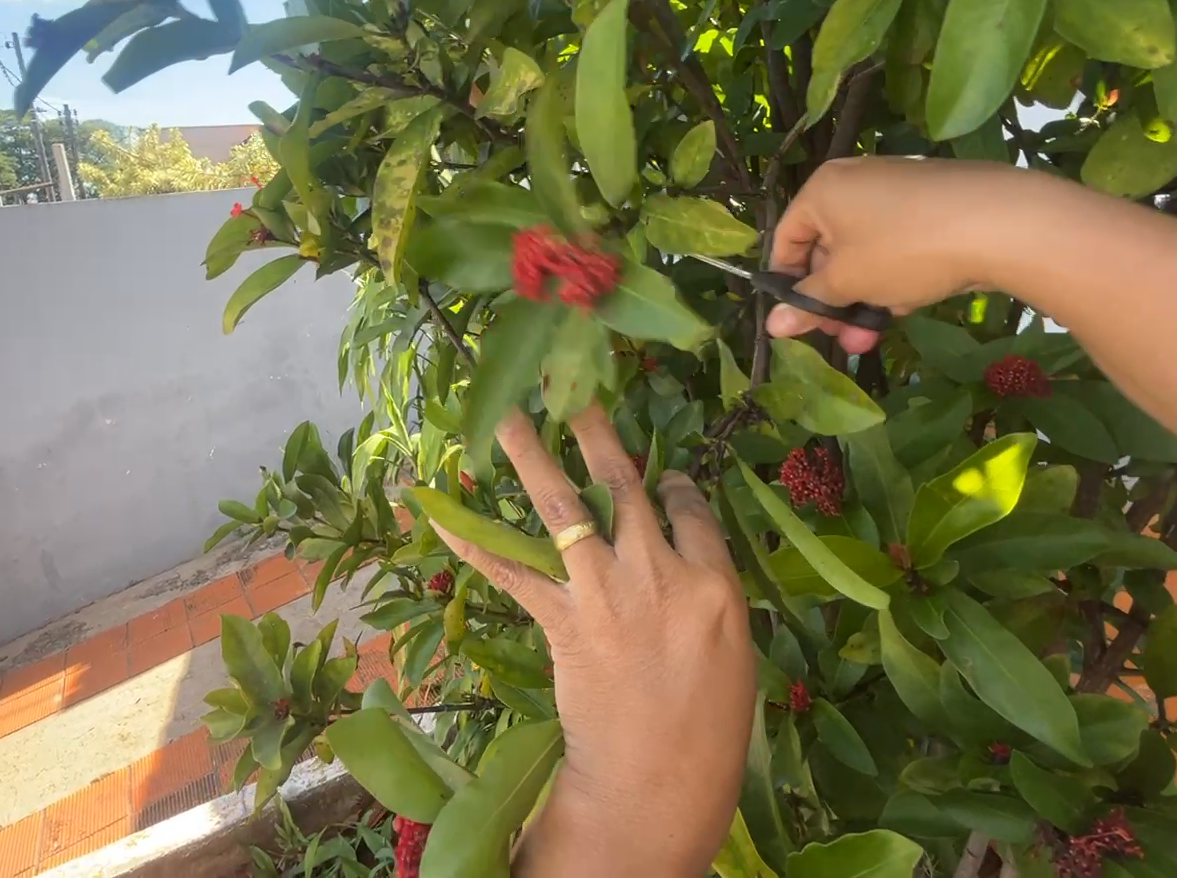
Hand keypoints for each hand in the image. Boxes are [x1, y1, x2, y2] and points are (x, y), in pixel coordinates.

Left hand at [430, 407, 754, 875]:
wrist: (654, 790)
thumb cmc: (709, 729)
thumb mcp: (732, 646)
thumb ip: (705, 583)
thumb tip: (676, 535)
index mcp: (715, 581)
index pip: (688, 504)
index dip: (671, 484)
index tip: (657, 477)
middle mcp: (659, 572)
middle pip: (623, 483)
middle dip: (595, 430)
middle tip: (568, 387)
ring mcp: (605, 593)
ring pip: (564, 507)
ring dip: (530, 456)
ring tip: (506, 416)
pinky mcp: (562, 620)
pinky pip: (512, 572)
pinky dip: (476, 543)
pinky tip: (443, 515)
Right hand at [766, 156, 1065, 352]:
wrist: (1006, 224)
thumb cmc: (903, 249)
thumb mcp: (847, 283)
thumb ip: (808, 303)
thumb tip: (773, 326)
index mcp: (822, 190)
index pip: (786, 241)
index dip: (788, 284)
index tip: (800, 319)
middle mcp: (855, 181)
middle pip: (826, 249)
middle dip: (832, 298)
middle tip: (840, 336)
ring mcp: (897, 189)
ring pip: (863, 252)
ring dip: (862, 296)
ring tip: (875, 332)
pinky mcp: (933, 203)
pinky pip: (896, 243)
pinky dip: (893, 275)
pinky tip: (907, 304)